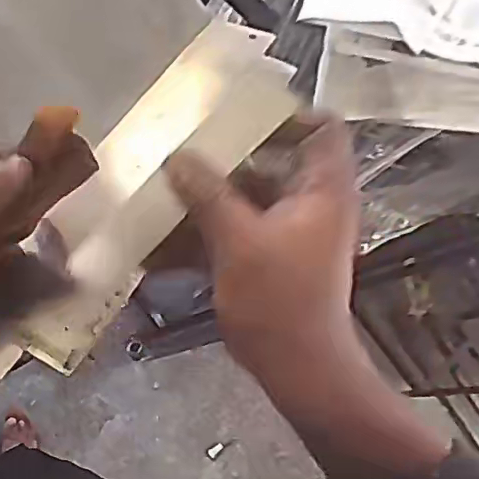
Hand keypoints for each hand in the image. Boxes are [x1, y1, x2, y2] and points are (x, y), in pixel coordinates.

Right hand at [163, 116, 359, 369]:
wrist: (293, 362)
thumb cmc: (278, 298)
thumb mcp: (239, 241)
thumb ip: (208, 195)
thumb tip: (178, 158)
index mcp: (320, 190)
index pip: (320, 130)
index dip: (284, 116)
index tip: (234, 117)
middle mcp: (306, 206)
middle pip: (267, 165)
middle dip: (221, 162)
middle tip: (178, 153)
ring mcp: (282, 235)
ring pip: (240, 203)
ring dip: (200, 202)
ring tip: (158, 196)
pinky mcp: (260, 261)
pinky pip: (227, 235)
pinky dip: (197, 237)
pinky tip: (158, 245)